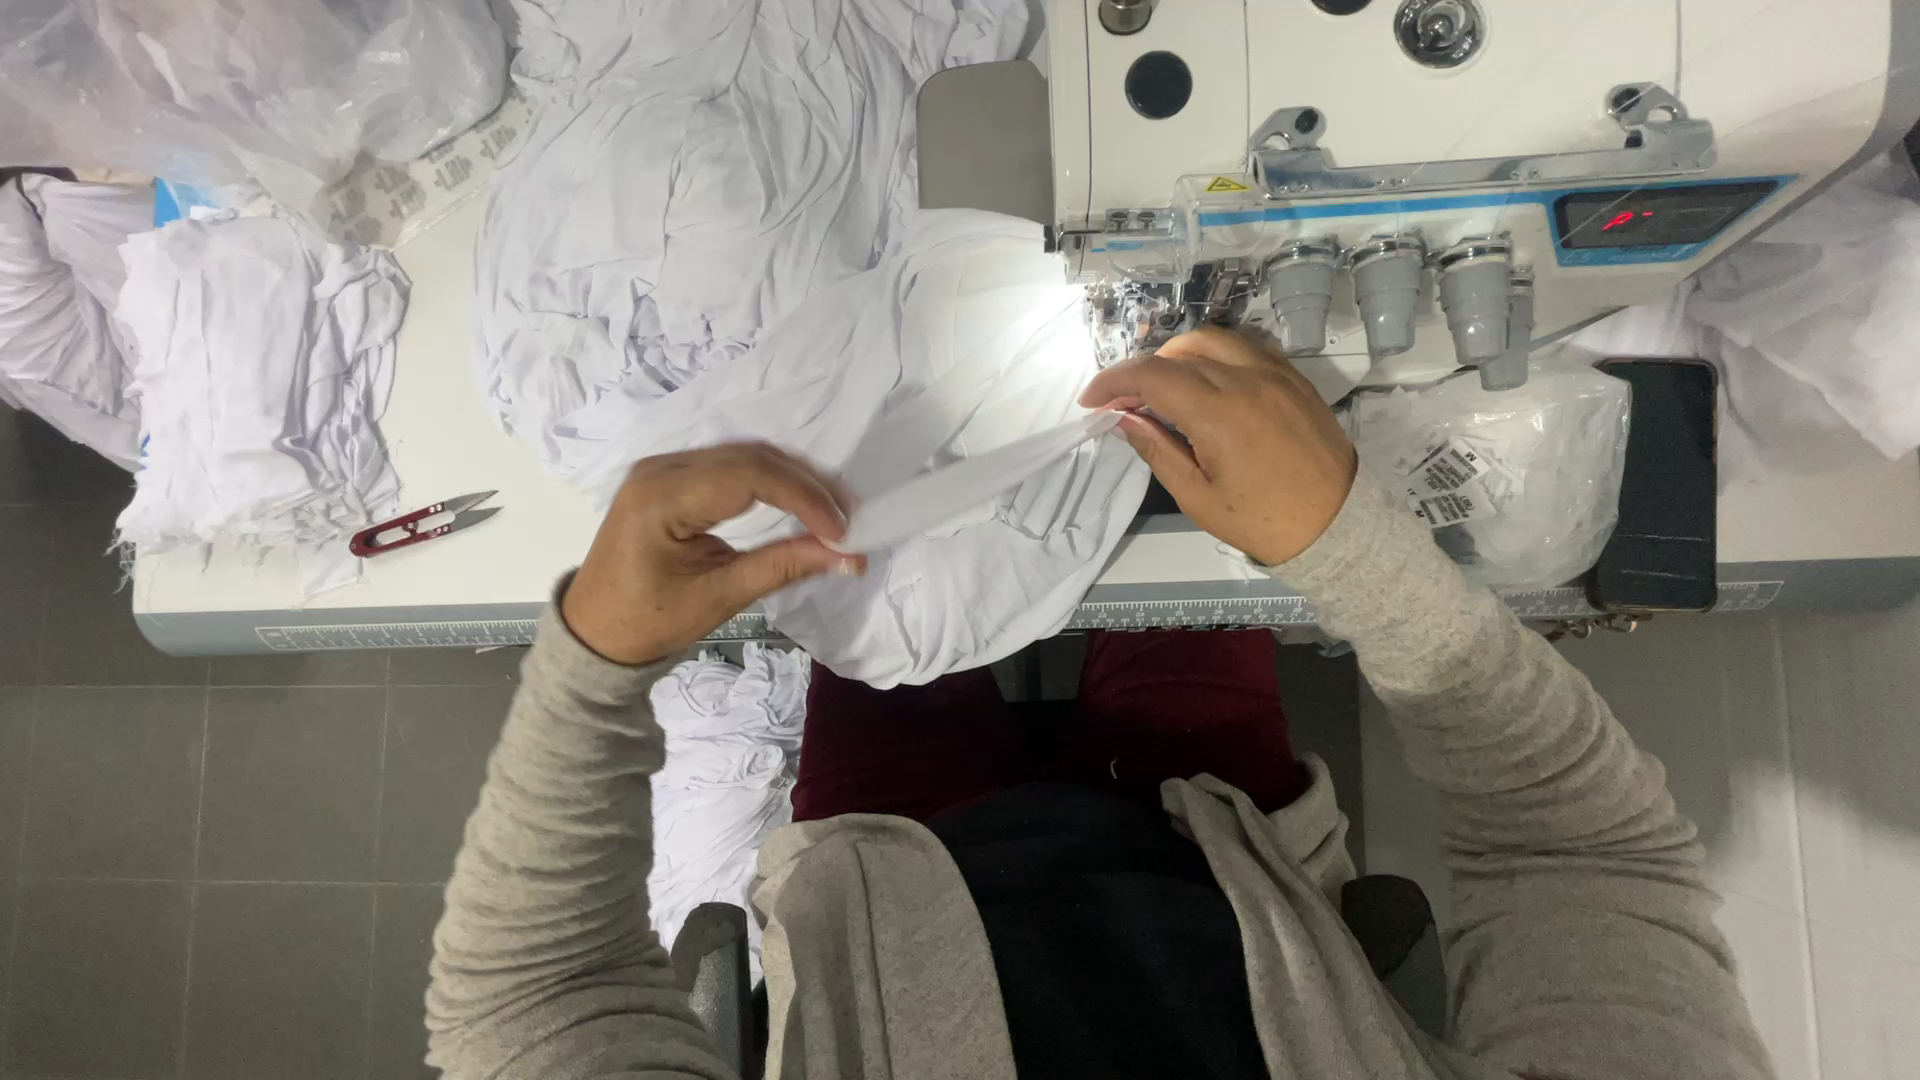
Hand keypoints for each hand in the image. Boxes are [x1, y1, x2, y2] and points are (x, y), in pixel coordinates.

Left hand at [561, 443, 860, 665]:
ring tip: (832, 509)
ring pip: (746, 454)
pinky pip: (732, 464)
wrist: (595, 632)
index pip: (749, 476)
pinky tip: (798, 498)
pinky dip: (772, 479)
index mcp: (662, 499)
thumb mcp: (720, 597)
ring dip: (794, 478)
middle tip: (848, 517)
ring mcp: (664, 466)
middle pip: (751, 456)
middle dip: (807, 484)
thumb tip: (848, 556)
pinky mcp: (672, 475)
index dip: (804, 497)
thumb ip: (784, 566)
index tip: (841, 531)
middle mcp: (661, 468)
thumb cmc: (650, 621)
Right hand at [1080, 327, 1356, 565]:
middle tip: (1124, 404)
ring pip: (1211, 340)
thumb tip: (1123, 419)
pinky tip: (1203, 382)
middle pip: (1177, 352)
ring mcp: (1274, 374)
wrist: (1336, 525)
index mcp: (1218, 413)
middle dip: (1140, 371)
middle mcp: (1246, 380)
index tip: (1091, 402)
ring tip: (1162, 388)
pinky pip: (1244, 347)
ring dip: (1176, 356)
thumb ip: (1156, 448)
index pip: (1151, 375)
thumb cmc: (1259, 521)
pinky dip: (1212, 355)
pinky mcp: (1292, 378)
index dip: (1113, 382)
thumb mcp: (1196, 496)